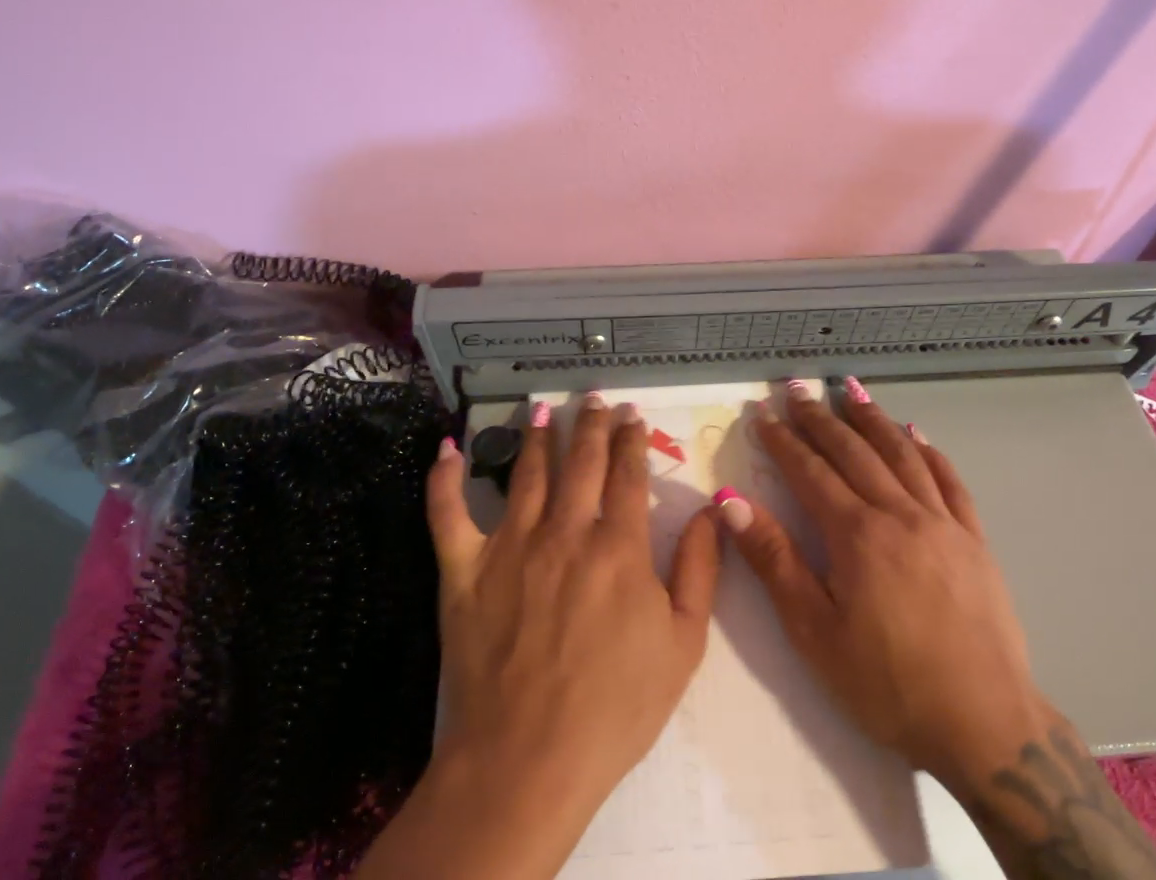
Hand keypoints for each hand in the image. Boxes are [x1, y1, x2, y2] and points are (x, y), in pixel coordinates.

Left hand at [428, 394, 721, 793]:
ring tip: (543, 409)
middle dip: (592, 425)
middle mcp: (563, 532)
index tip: (633, 416)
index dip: (632, 440)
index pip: (628, 476)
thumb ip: (698, 570)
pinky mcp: (461, 572)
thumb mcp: (683, 644)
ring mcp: (507, 548)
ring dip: (537, 437)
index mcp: (618, 548)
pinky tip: (448, 449)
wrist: (528, 756)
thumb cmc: (617, 707)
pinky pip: (447, 513)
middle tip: (595, 400)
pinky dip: (445, 478)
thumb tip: (710, 510)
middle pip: (580, 463)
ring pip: (524, 474)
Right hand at [721, 378, 1052, 780]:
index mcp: (857, 536)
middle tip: (797, 389)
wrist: (983, 722)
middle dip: (821, 419)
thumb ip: (774, 561)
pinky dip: (930, 452)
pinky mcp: (975, 542)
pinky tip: (918, 435)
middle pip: (856, 453)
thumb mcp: (815, 633)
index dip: (784, 442)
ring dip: (873, 420)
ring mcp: (945, 525)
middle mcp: (902, 515)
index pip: (811, 473)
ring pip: (903, 456)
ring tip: (851, 391)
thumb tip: (731, 501)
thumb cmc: (887, 685)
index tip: (762, 414)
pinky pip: (950, 482)